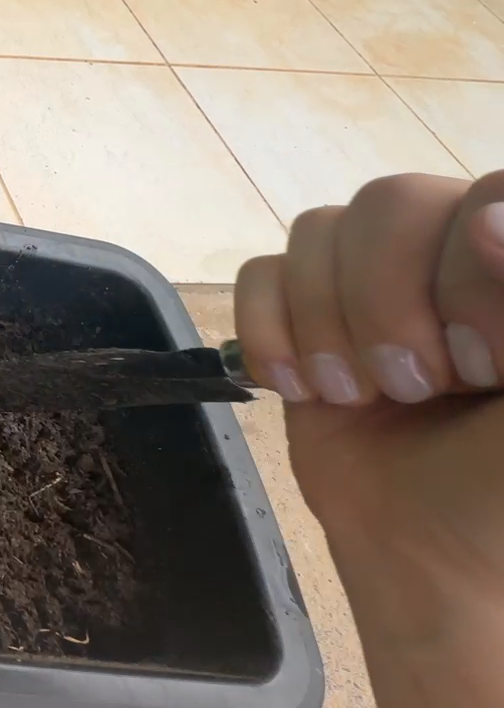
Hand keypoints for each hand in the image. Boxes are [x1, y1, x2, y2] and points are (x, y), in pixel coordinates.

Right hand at [235, 171, 503, 704]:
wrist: (422, 542)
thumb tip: (493, 213)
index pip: (490, 193)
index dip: (471, 265)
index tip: (483, 362)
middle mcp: (452, 252)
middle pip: (389, 203)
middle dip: (385, 301)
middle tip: (419, 383)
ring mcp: (365, 276)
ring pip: (314, 233)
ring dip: (324, 324)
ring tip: (359, 392)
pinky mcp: (295, 304)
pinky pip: (255, 273)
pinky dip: (268, 332)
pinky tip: (300, 386)